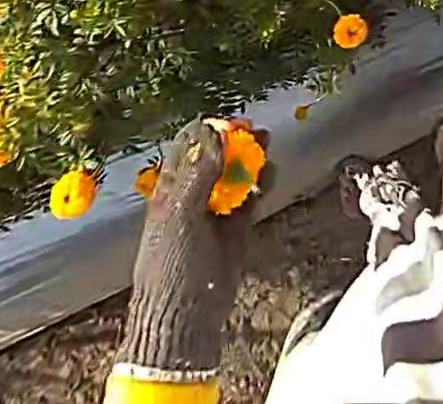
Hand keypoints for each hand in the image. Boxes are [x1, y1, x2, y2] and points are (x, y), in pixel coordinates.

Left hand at [113, 119, 270, 378]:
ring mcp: (216, 210)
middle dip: (234, 139)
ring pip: (236, 173)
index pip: (188, 146)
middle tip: (252, 128)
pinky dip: (262, 182)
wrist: (185, 321)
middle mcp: (193, 194)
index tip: (228, 121)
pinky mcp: (236, 227)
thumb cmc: (171, 267)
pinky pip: (251, 196)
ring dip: (251, 156)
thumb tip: (216, 132)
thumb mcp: (180, 215)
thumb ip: (199, 173)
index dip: (208, 131)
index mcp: (171, 188)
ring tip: (266, 141)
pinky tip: (271, 171)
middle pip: (216, 155)